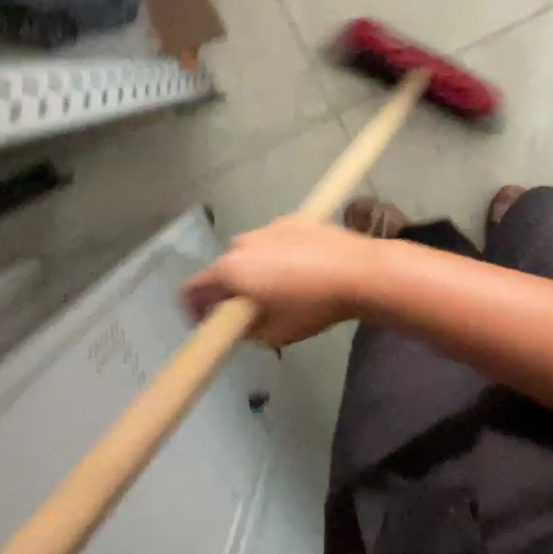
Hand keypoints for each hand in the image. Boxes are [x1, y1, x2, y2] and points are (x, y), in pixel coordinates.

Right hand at [183, 217, 380, 347]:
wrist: (359, 272)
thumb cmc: (313, 307)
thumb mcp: (275, 334)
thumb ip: (246, 331)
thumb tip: (240, 325)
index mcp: (230, 271)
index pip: (193, 289)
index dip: (194, 309)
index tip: (206, 323)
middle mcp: (242, 243)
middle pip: (222, 269)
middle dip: (229, 290)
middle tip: (248, 309)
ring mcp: (268, 227)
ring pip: (249, 252)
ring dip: (254, 270)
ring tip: (280, 289)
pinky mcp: (293, 219)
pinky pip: (274, 241)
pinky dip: (277, 255)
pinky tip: (301, 270)